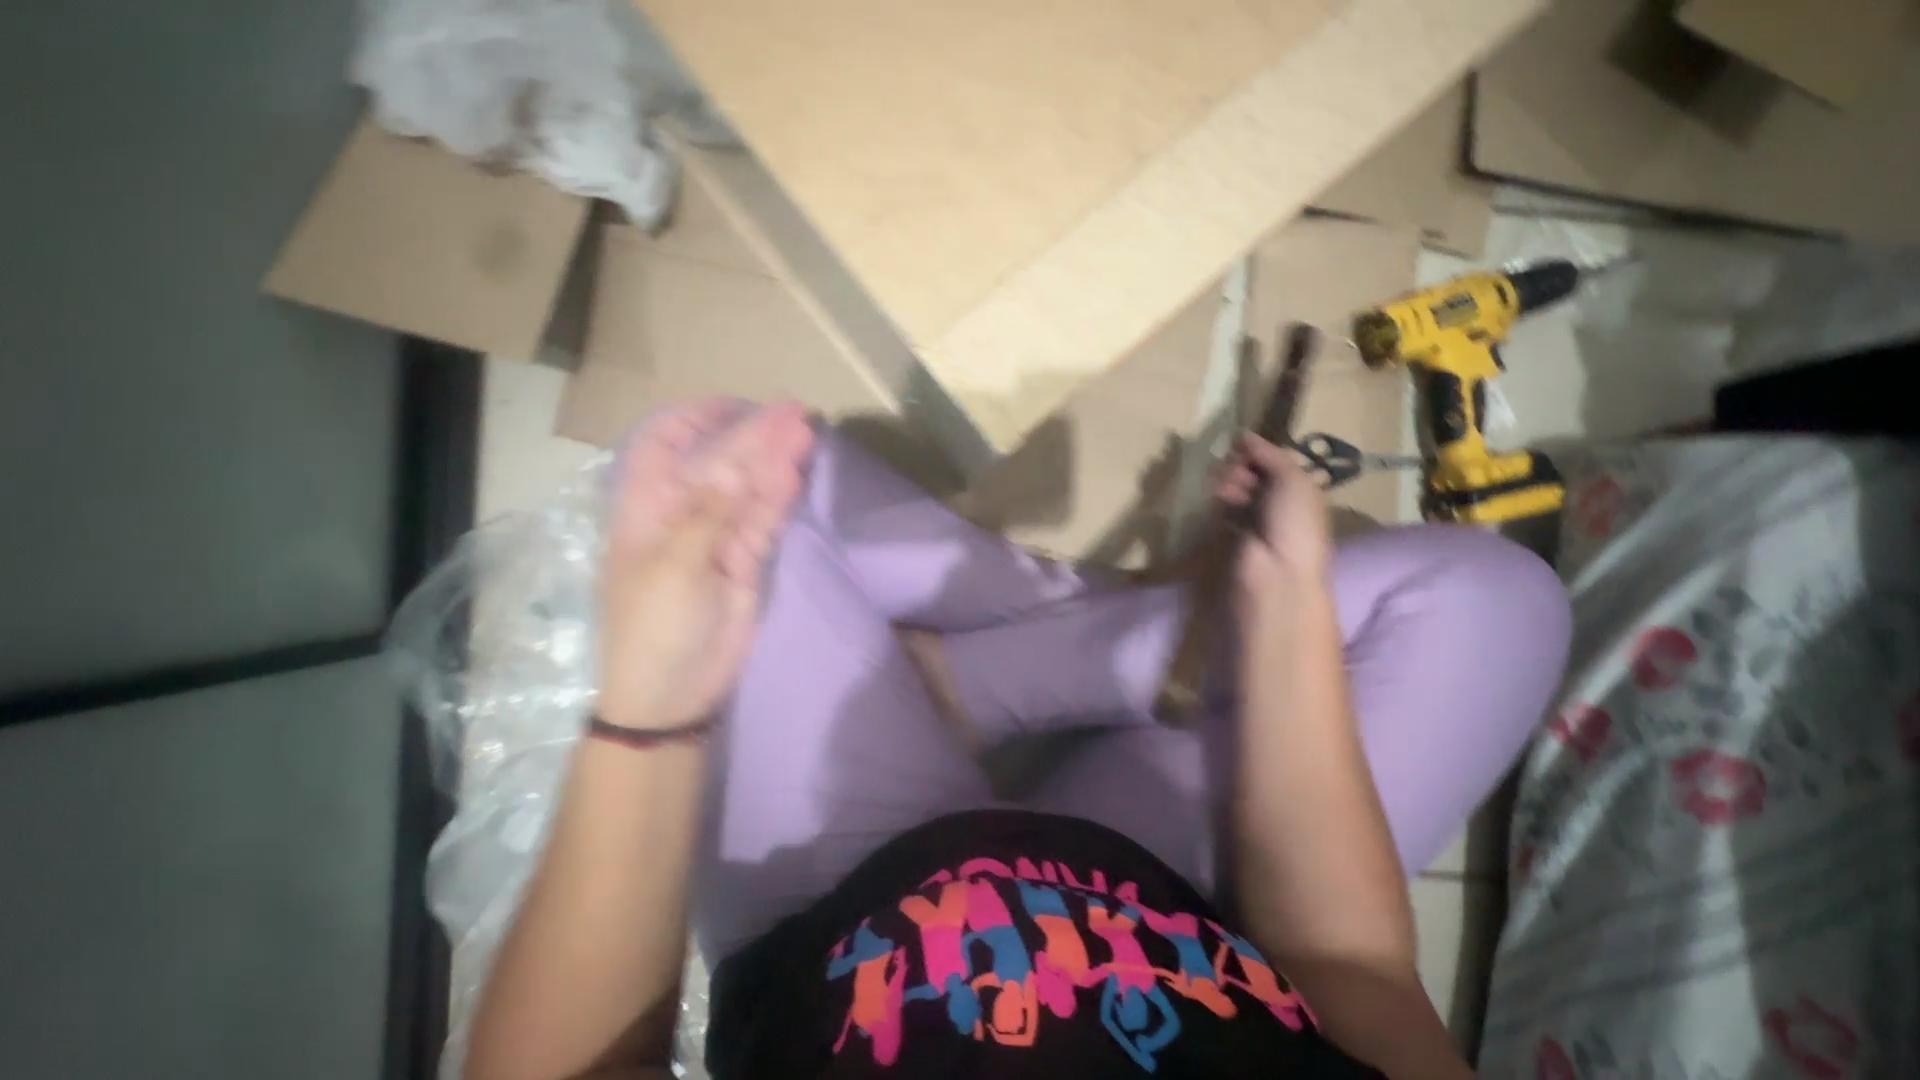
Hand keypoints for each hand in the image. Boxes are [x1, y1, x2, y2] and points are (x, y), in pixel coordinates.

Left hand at [597, 401, 812, 730]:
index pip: (663, 447)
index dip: (692, 420)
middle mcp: (681, 515)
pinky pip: (764, 522)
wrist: (670, 695)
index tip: (732, 404)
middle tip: (795, 413)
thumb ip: (709, 513)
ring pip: (748, 490)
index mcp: (646, 509)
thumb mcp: (673, 567)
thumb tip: (737, 463)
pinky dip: (779, 497)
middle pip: (720, 464)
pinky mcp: (745, 564)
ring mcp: (716, 539)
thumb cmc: (652, 628)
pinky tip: (796, 471)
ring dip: (774, 461)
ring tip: (806, 430)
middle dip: (752, 436)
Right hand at [1215, 433, 1334, 588]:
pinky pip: (1223, 509)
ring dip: (1228, 482)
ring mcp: (1256, 520)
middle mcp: (1279, 504)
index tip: (1240, 444)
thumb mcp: (1293, 479)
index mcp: (1301, 490)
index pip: (1275, 462)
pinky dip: (1219, 501)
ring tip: (1222, 487)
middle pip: (1254, 474)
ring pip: (1237, 489)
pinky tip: (1216, 498)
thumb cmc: (1293, 522)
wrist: (1276, 572)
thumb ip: (1270, 454)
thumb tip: (1244, 435)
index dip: (1258, 452)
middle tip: (1232, 469)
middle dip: (1240, 466)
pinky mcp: (1233, 534)